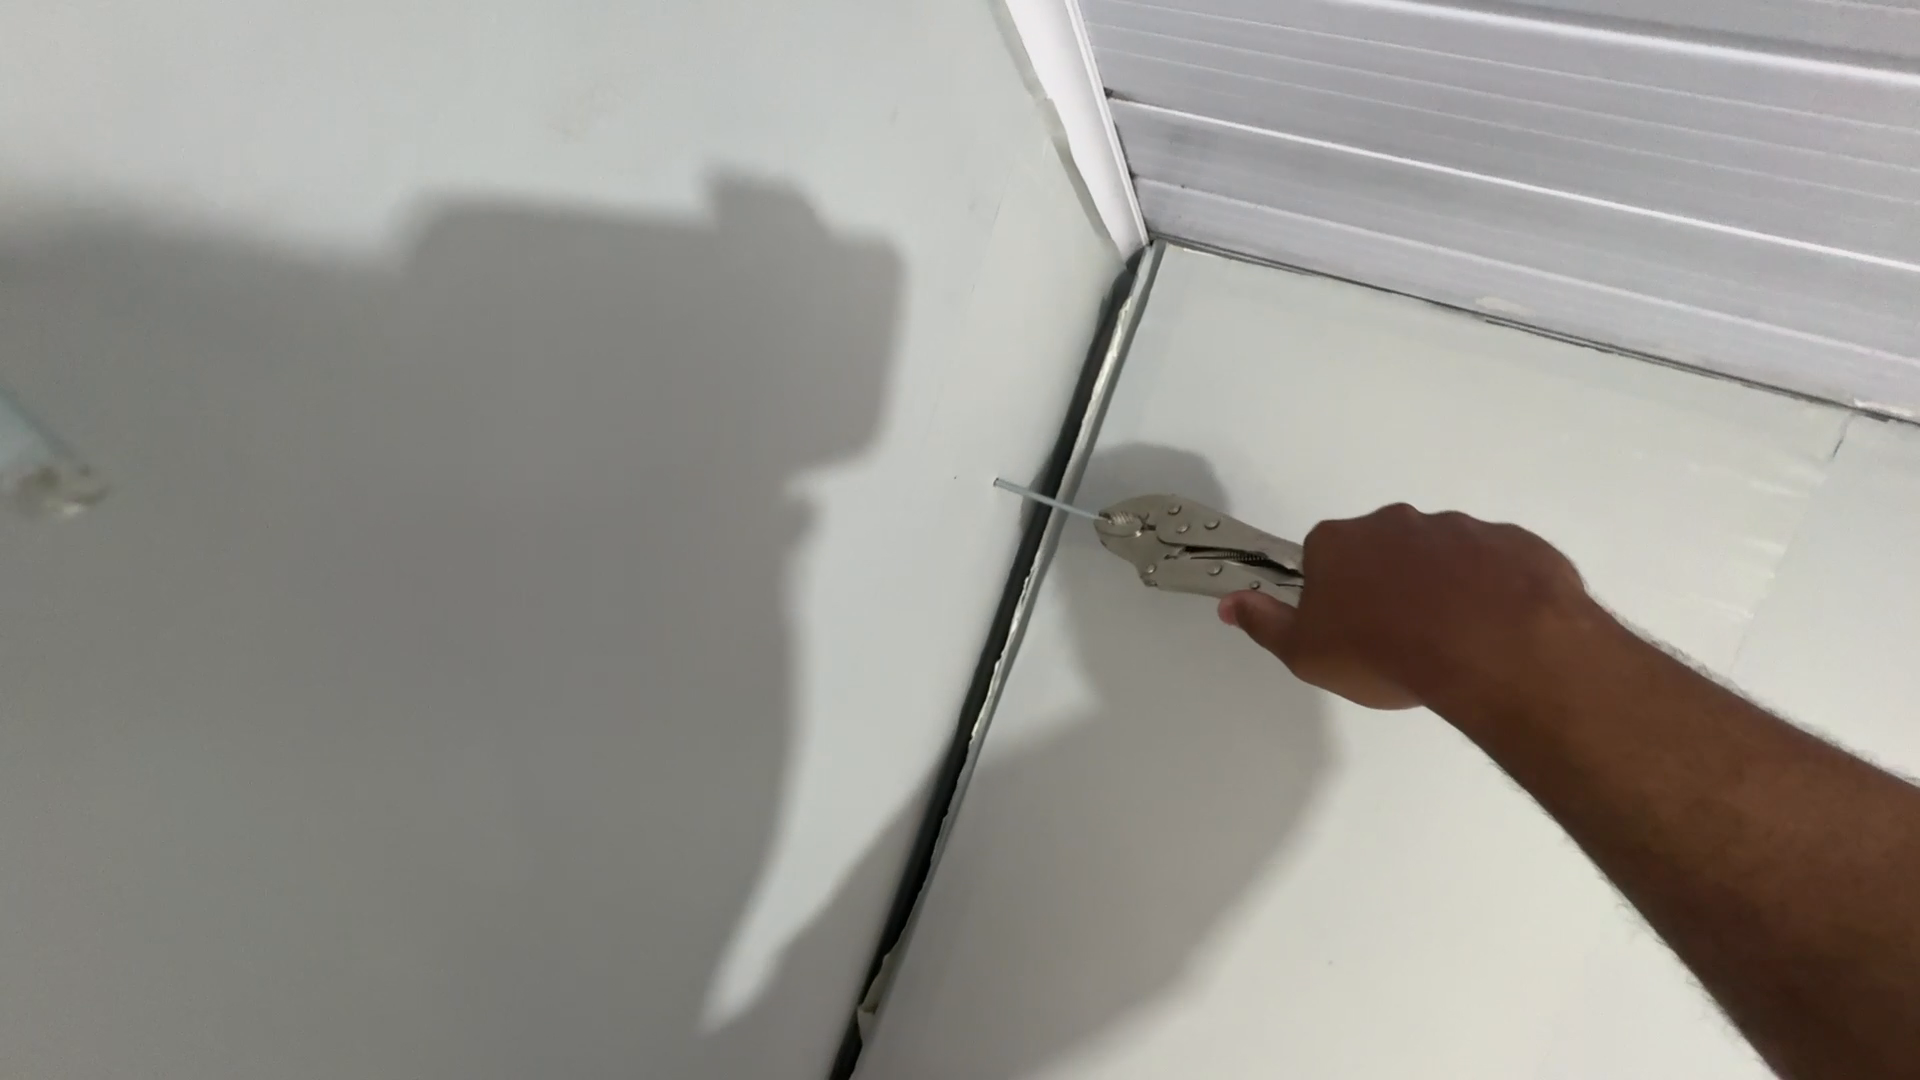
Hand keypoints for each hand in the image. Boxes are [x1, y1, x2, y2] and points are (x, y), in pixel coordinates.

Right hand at [1218, 504, 1600, 710]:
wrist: (1494, 653)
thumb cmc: (1382, 653)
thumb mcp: (1305, 652)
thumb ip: (1264, 623)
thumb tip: (1228, 603)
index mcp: (1338, 541)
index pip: (1324, 558)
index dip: (1333, 592)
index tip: (1347, 627)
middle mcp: (1394, 522)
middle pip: (1382, 549)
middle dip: (1389, 583)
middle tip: (1400, 635)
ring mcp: (1461, 528)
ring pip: (1443, 556)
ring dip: (1444, 586)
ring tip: (1454, 638)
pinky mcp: (1518, 543)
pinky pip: (1498, 565)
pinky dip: (1495, 590)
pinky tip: (1497, 630)